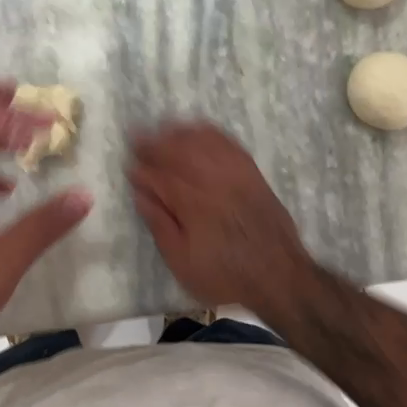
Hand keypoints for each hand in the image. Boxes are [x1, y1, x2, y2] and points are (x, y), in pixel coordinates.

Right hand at [128, 121, 314, 310]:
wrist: (278, 274)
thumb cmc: (225, 275)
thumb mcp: (182, 261)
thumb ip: (159, 224)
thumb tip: (140, 194)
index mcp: (190, 202)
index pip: (158, 175)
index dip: (140, 169)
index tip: (128, 165)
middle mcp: (211, 179)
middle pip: (177, 150)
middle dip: (154, 143)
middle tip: (137, 140)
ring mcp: (234, 172)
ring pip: (201, 140)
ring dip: (178, 133)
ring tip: (162, 132)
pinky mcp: (251, 172)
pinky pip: (227, 142)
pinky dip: (209, 133)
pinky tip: (198, 131)